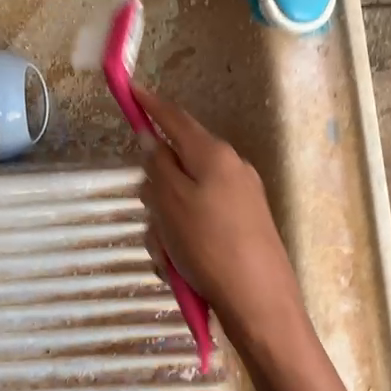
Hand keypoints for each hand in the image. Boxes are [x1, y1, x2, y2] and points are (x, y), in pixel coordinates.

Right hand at [136, 84, 307, 343]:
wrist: (259, 303)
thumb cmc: (209, 247)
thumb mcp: (170, 203)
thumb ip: (157, 165)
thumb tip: (150, 137)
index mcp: (213, 155)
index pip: (175, 118)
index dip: (149, 104)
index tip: (130, 88)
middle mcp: (231, 168)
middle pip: (175, 162)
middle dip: (155, 190)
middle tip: (154, 219)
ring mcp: (239, 198)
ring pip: (182, 197)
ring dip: (166, 223)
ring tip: (170, 255)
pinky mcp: (243, 225)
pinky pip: (198, 220)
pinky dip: (183, 238)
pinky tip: (183, 266)